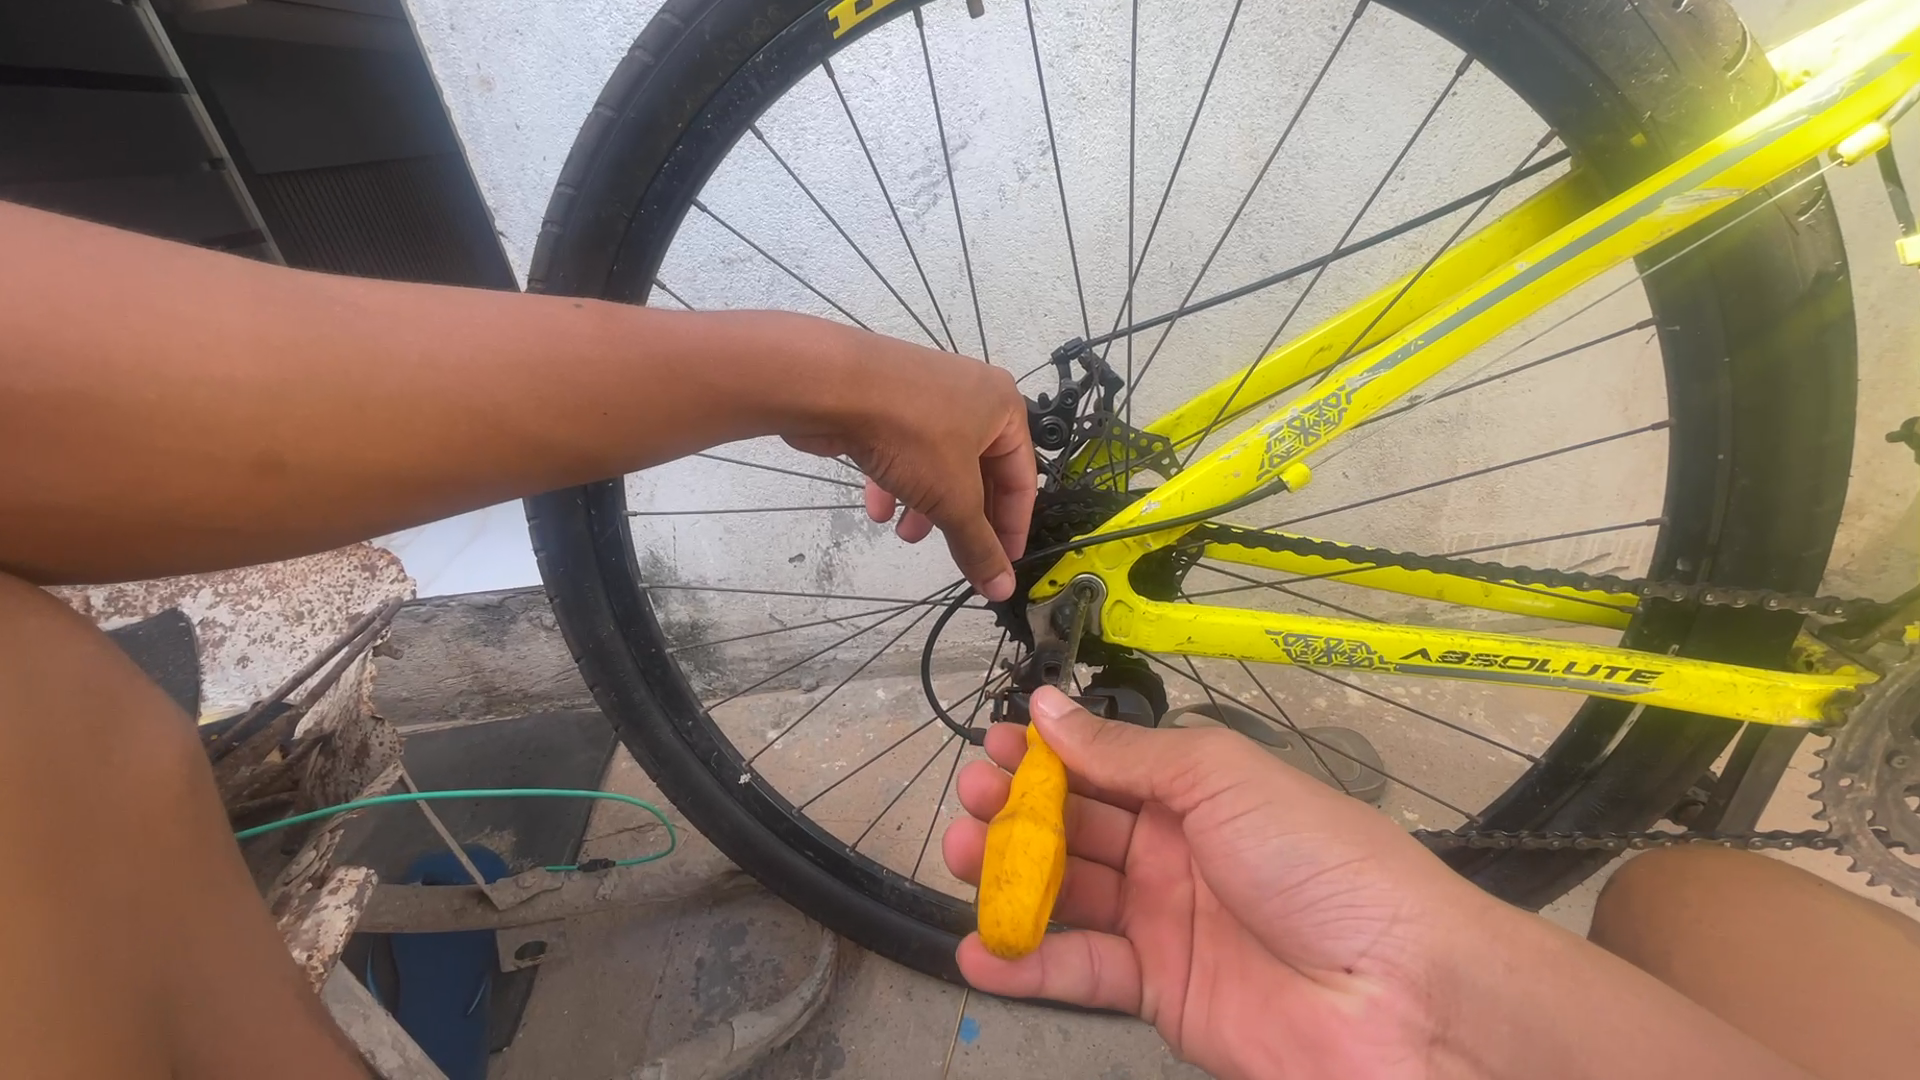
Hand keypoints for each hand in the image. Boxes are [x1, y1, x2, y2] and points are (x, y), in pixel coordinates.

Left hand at [780, 324, 1033, 601]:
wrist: (832, 386)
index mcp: (1003, 408)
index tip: (1001, 565)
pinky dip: (896, 483)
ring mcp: (927, 397)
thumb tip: (1002, 588)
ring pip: (938, 466)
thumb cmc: (910, 433)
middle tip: (954, 553)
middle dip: (962, 517)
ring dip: (926, 507)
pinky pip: (904, 451)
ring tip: (906, 535)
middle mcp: (970, 397)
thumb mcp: (953, 499)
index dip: (1012, 527)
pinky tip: (877, 510)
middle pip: (978, 474)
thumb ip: (978, 546)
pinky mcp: (889, 404)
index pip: (1021, 480)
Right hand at [942, 687, 1495, 1079]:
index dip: (1045, 753)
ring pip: (1067, 892)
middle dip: (1016, 808)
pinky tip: (978, 952)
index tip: (992, 743)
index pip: (1100, 763)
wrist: (1401, 995)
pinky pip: (1082, 970)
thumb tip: (1046, 704)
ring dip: (1008, 875)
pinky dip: (1026, 964)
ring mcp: (1161, 922)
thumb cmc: (1308, 856)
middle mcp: (1169, 849)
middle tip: (969, 797)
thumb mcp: (1217, 777)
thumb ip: (1123, 749)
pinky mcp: (1158, 992)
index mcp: (1189, 790)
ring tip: (958, 854)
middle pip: (1075, 825)